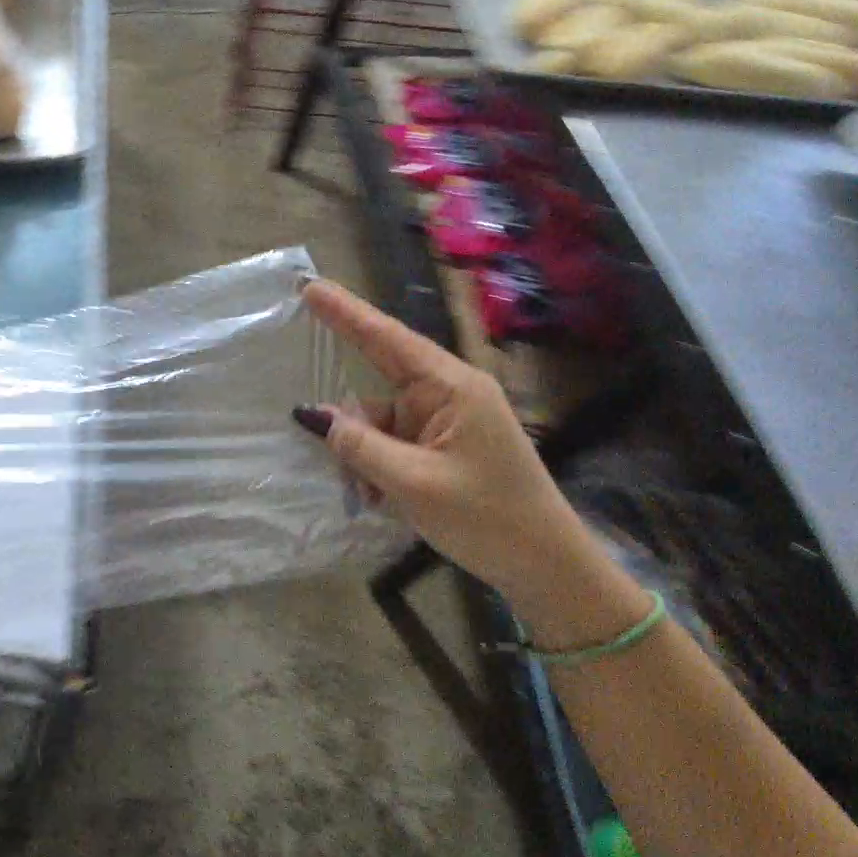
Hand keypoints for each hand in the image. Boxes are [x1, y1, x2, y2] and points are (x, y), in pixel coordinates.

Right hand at [296, 280, 645, 645]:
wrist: (548, 569)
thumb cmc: (488, 519)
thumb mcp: (413, 484)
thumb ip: (358, 445)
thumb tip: (312, 414)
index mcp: (452, 388)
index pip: (387, 339)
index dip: (345, 312)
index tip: (309, 287)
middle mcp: (447, 394)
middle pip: (375, 384)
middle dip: (351, 418)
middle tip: (334, 432)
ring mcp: (444, 421)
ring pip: (375, 420)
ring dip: (363, 455)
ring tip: (372, 496)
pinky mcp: (441, 446)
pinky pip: (388, 442)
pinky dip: (375, 467)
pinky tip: (381, 499)